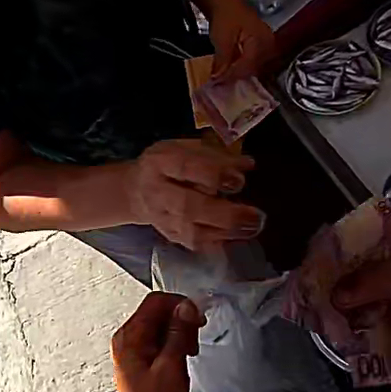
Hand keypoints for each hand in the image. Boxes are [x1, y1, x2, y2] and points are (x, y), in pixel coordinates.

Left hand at [111, 291, 203, 391]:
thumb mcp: (171, 368)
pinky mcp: (140, 361)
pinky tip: (183, 357)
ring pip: (159, 325)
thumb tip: (185, 308)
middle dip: (180, 319)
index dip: (179, 304)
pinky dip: (174, 343)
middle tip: (194, 338)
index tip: (198, 317)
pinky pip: (158, 340)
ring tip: (189, 351)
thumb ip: (178, 334)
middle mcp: (127, 340)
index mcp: (129, 338)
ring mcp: (132, 350)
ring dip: (179, 332)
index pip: (154, 302)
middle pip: (156, 311)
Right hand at [126, 139, 263, 250]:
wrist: (136, 191)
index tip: (239, 180)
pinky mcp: (169, 235)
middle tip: (254, 215)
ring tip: (251, 228)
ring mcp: (161, 218)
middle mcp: (157, 192)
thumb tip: (247, 165)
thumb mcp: (186, 148)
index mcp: (161, 162)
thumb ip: (215, 155)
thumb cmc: (168, 165)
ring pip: (190, 230)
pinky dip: (217, 241)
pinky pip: (193, 243)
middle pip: (187, 206)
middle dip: (223, 213)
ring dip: (224, 231)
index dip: (214, 175)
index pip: (186, 168)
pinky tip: (237, 237)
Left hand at [207, 0, 275, 81]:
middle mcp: (267, 44)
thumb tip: (218, 78)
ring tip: (225, 80)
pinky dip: (239, 67)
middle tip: (223, 85)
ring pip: (252, 66)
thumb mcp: (222, 40)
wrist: (225, 1)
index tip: (220, 83)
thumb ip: (222, 61)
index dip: (234, 76)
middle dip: (238, 77)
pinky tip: (229, 71)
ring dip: (238, 73)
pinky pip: (249, 61)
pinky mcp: (256, 45)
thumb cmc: (226, 16)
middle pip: (254, 68)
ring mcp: (263, 44)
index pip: (249, 67)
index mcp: (262, 41)